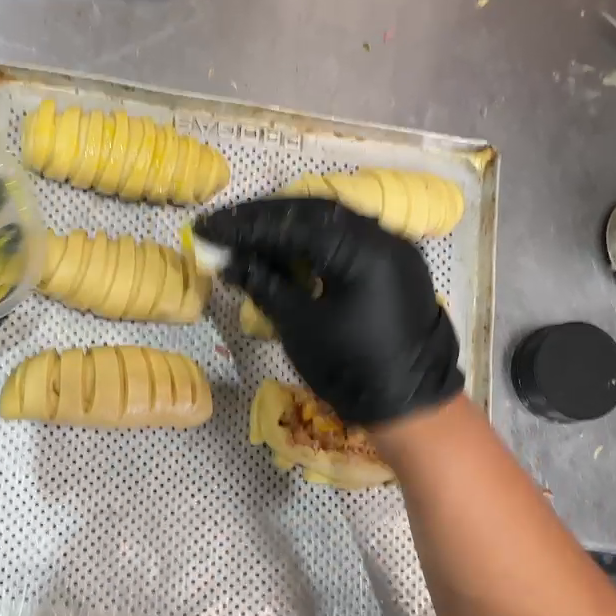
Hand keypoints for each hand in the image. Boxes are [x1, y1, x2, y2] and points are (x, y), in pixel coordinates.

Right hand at [195, 196, 461, 426]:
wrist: (409, 404)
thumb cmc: (348, 368)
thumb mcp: (298, 325)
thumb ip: (264, 285)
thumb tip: (230, 262)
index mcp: (360, 251)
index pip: (291, 224)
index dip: (244, 225)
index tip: (206, 226)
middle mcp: (382, 236)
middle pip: (312, 212)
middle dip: (264, 217)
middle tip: (224, 224)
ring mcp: (393, 247)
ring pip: (331, 221)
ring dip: (287, 225)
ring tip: (248, 234)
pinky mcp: (394, 264)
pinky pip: (347, 238)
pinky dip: (312, 239)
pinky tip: (284, 249)